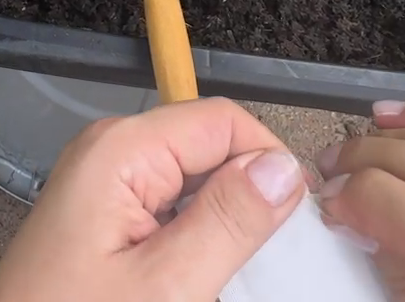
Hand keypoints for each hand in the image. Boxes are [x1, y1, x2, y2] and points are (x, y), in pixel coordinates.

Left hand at [0, 97, 306, 301]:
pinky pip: (167, 204)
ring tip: (242, 273)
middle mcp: (112, 148)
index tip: (300, 222)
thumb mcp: (165, 287)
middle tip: (275, 263)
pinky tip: (205, 275)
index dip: (267, 162)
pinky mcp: (103, 210)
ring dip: (224, 220)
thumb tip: (283, 168)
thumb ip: (227, 221)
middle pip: (206, 144)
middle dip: (247, 194)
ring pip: (191, 178)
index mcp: (122, 148)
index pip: (220, 120)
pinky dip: (196, 234)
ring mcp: (105, 178)